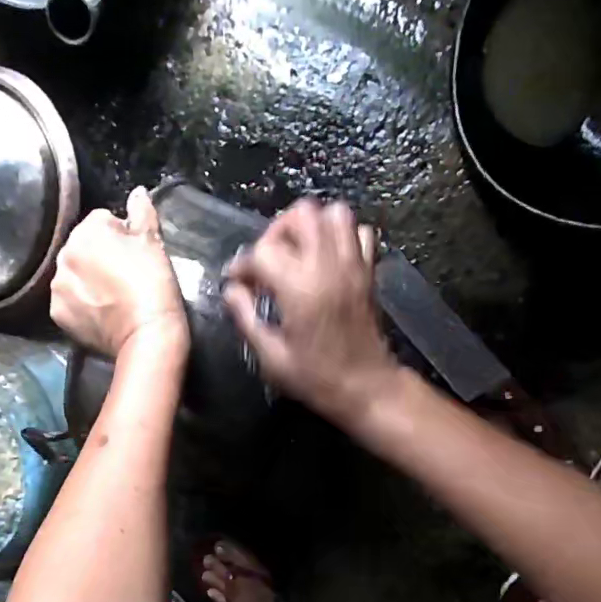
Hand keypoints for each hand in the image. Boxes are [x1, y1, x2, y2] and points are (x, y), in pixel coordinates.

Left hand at [51, 187, 187, 358]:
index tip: (136, 254)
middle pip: (82, 247)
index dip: (121, 235)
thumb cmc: (153, 283)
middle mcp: (64, 254)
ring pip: (73, 274)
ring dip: (87, 279)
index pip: (102, 221)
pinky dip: (81, 304)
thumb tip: (138, 191)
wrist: (146, 335)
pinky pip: (69, 300)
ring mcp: (58, 286)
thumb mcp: (153, 242)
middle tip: (126, 276)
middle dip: (99, 256)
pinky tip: (101, 312)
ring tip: (113, 296)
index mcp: (87, 230)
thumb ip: (142, 211)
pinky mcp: (57, 313)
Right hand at [223, 199, 401, 422]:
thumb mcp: (271, 355)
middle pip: (301, 214)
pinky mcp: (369, 271)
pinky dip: (341, 236)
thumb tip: (232, 291)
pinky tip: (326, 258)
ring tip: (297, 251)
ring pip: (334, 213)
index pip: (262, 250)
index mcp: (299, 288)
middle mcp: (327, 266)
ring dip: (311, 225)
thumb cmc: (316, 378)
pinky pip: (358, 232)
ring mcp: (353, 264)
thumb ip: (246, 317)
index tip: (237, 282)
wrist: (367, 388)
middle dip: (277, 231)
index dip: (243, 264)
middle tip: (268, 258)